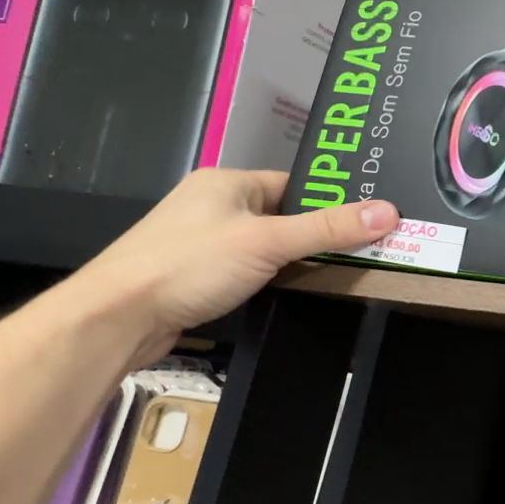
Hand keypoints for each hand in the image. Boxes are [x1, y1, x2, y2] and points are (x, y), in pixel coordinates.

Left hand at [60, 169, 397, 364]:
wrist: (114, 320)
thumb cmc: (188, 265)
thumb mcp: (269, 242)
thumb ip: (330, 229)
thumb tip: (390, 211)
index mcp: (227, 183)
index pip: (296, 184)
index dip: (332, 202)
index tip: (369, 221)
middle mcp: (214, 205)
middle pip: (287, 215)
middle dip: (320, 233)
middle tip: (364, 249)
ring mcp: (203, 240)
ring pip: (270, 244)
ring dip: (298, 258)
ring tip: (339, 271)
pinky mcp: (197, 274)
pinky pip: (252, 267)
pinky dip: (275, 276)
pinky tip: (294, 289)